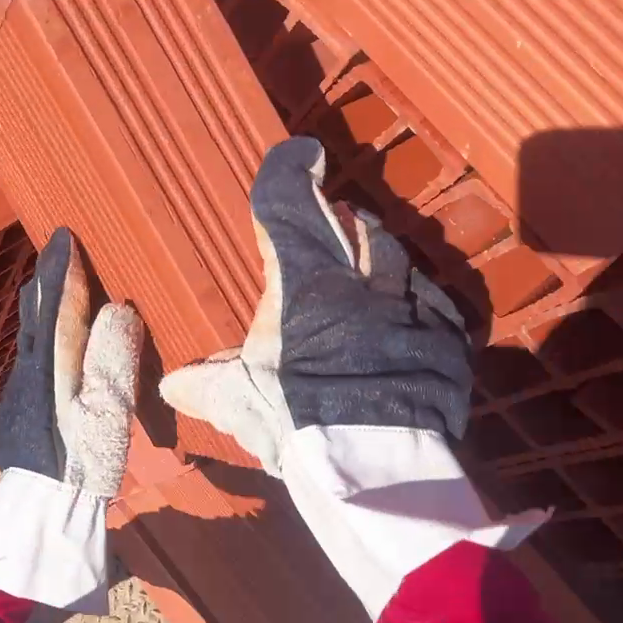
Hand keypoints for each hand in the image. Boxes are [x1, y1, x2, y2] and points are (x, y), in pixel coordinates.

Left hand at [0, 227, 142, 496]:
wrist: (43, 506)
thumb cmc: (83, 459)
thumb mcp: (108, 410)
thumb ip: (113, 358)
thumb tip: (119, 308)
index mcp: (50, 364)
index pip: (57, 304)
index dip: (62, 269)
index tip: (64, 236)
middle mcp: (29, 369)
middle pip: (35, 314)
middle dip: (46, 282)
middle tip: (56, 252)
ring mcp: (20, 389)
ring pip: (31, 334)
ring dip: (43, 307)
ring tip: (54, 285)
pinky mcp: (20, 406)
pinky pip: (33, 353)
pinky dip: (44, 332)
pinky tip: (54, 340)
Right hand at [160, 138, 540, 616]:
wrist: (374, 465)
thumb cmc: (296, 419)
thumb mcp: (238, 402)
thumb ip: (204, 387)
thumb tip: (173, 387)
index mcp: (306, 288)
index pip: (290, 213)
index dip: (286, 178)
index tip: (295, 156)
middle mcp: (363, 285)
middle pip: (357, 229)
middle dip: (340, 221)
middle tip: (330, 223)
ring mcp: (413, 310)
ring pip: (399, 261)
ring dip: (377, 258)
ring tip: (364, 268)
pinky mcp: (449, 343)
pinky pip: (434, 305)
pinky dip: (414, 301)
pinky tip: (405, 314)